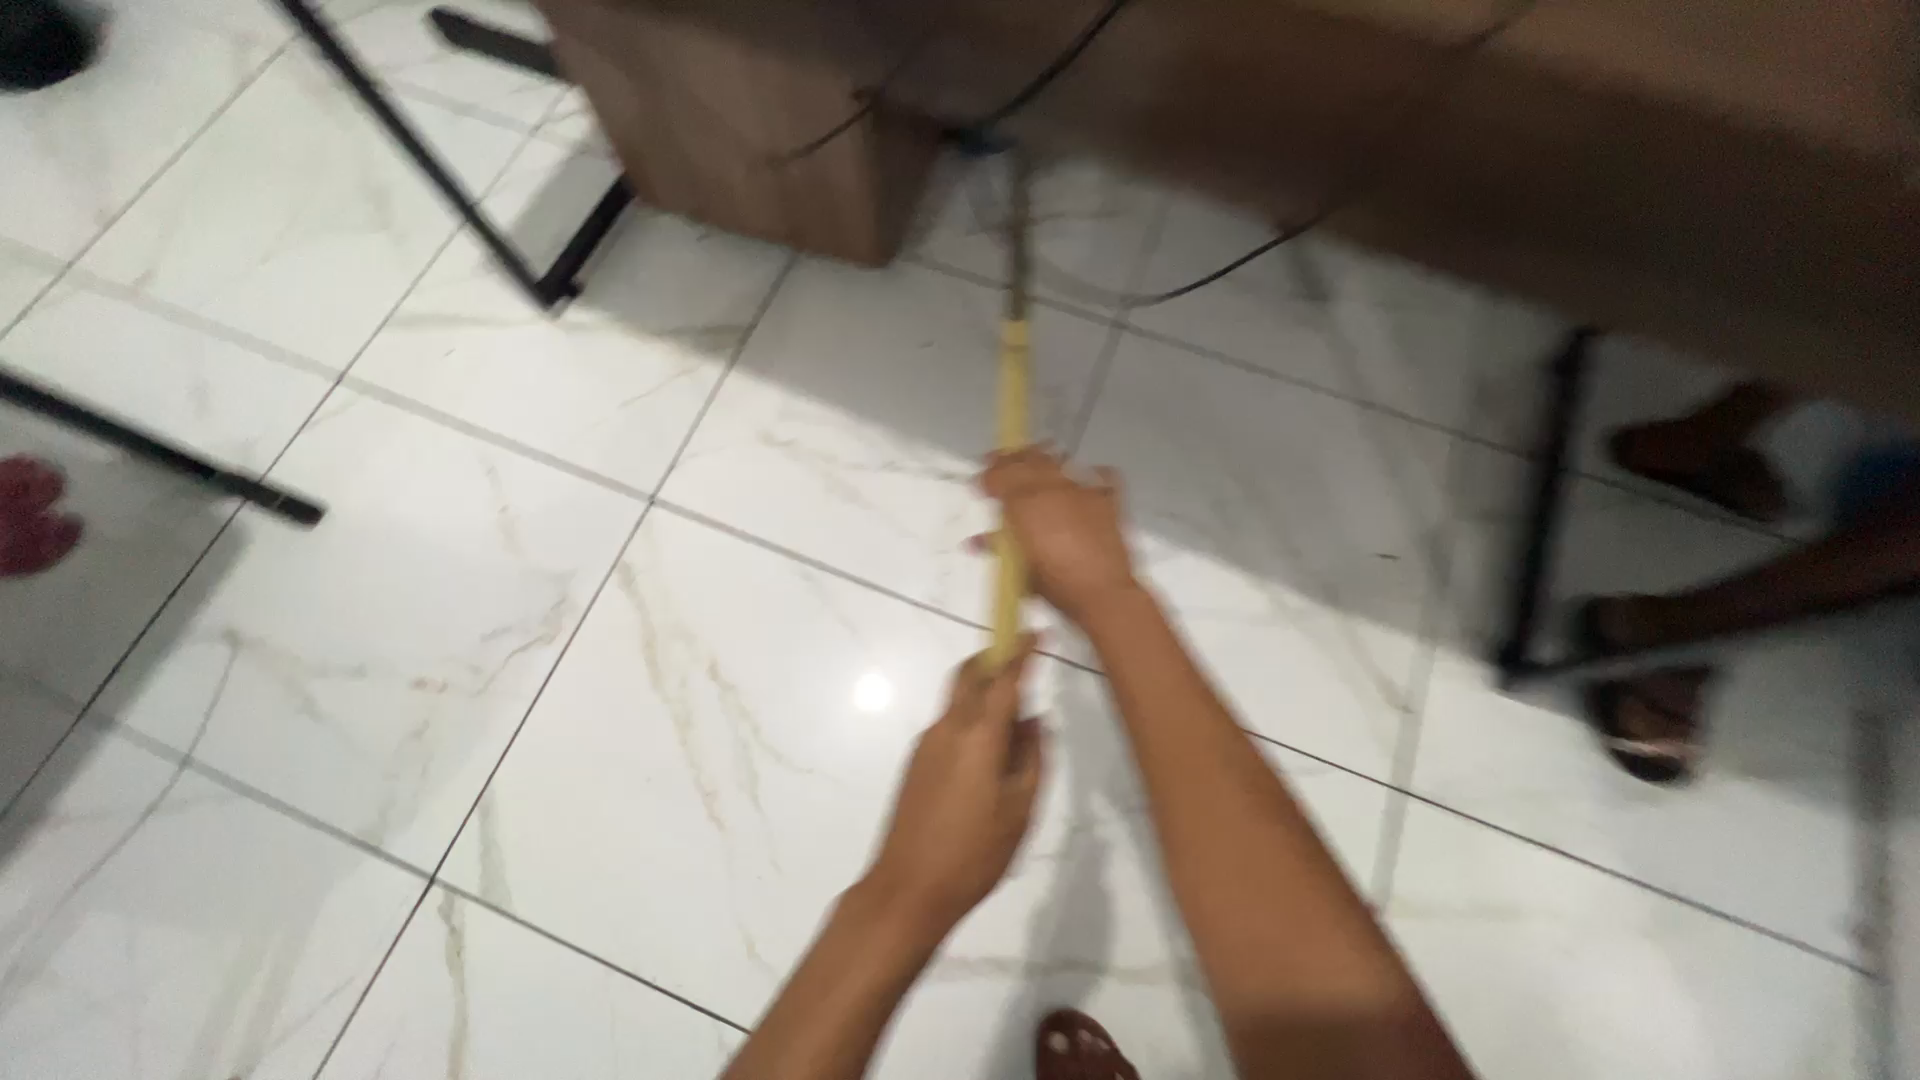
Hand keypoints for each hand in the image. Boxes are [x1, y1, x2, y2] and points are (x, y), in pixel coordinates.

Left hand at [865, 636, 1045, 932]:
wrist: (907, 889)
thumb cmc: (975, 853)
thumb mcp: (1021, 808)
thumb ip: (1033, 756)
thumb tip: (1034, 719)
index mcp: (978, 734)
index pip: (1004, 677)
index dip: (1022, 651)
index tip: (1036, 632)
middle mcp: (947, 728)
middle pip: (968, 675)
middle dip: (994, 661)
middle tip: (1022, 668)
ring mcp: (925, 744)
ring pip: (958, 702)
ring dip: (984, 697)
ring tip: (1014, 734)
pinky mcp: (915, 763)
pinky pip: (948, 727)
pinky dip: (971, 723)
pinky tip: (988, 762)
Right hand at [977, 445, 1141, 625]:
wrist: (1103, 593)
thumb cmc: (1055, 585)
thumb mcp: (1019, 569)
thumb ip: (998, 547)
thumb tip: (974, 541)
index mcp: (1024, 505)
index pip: (1000, 477)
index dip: (988, 476)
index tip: (981, 482)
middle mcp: (1051, 490)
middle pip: (1026, 461)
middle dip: (1009, 459)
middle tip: (998, 460)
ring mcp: (1082, 491)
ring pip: (1058, 462)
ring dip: (1042, 456)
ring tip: (1035, 454)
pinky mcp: (1107, 500)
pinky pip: (1101, 476)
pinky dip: (1092, 473)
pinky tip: (1088, 474)